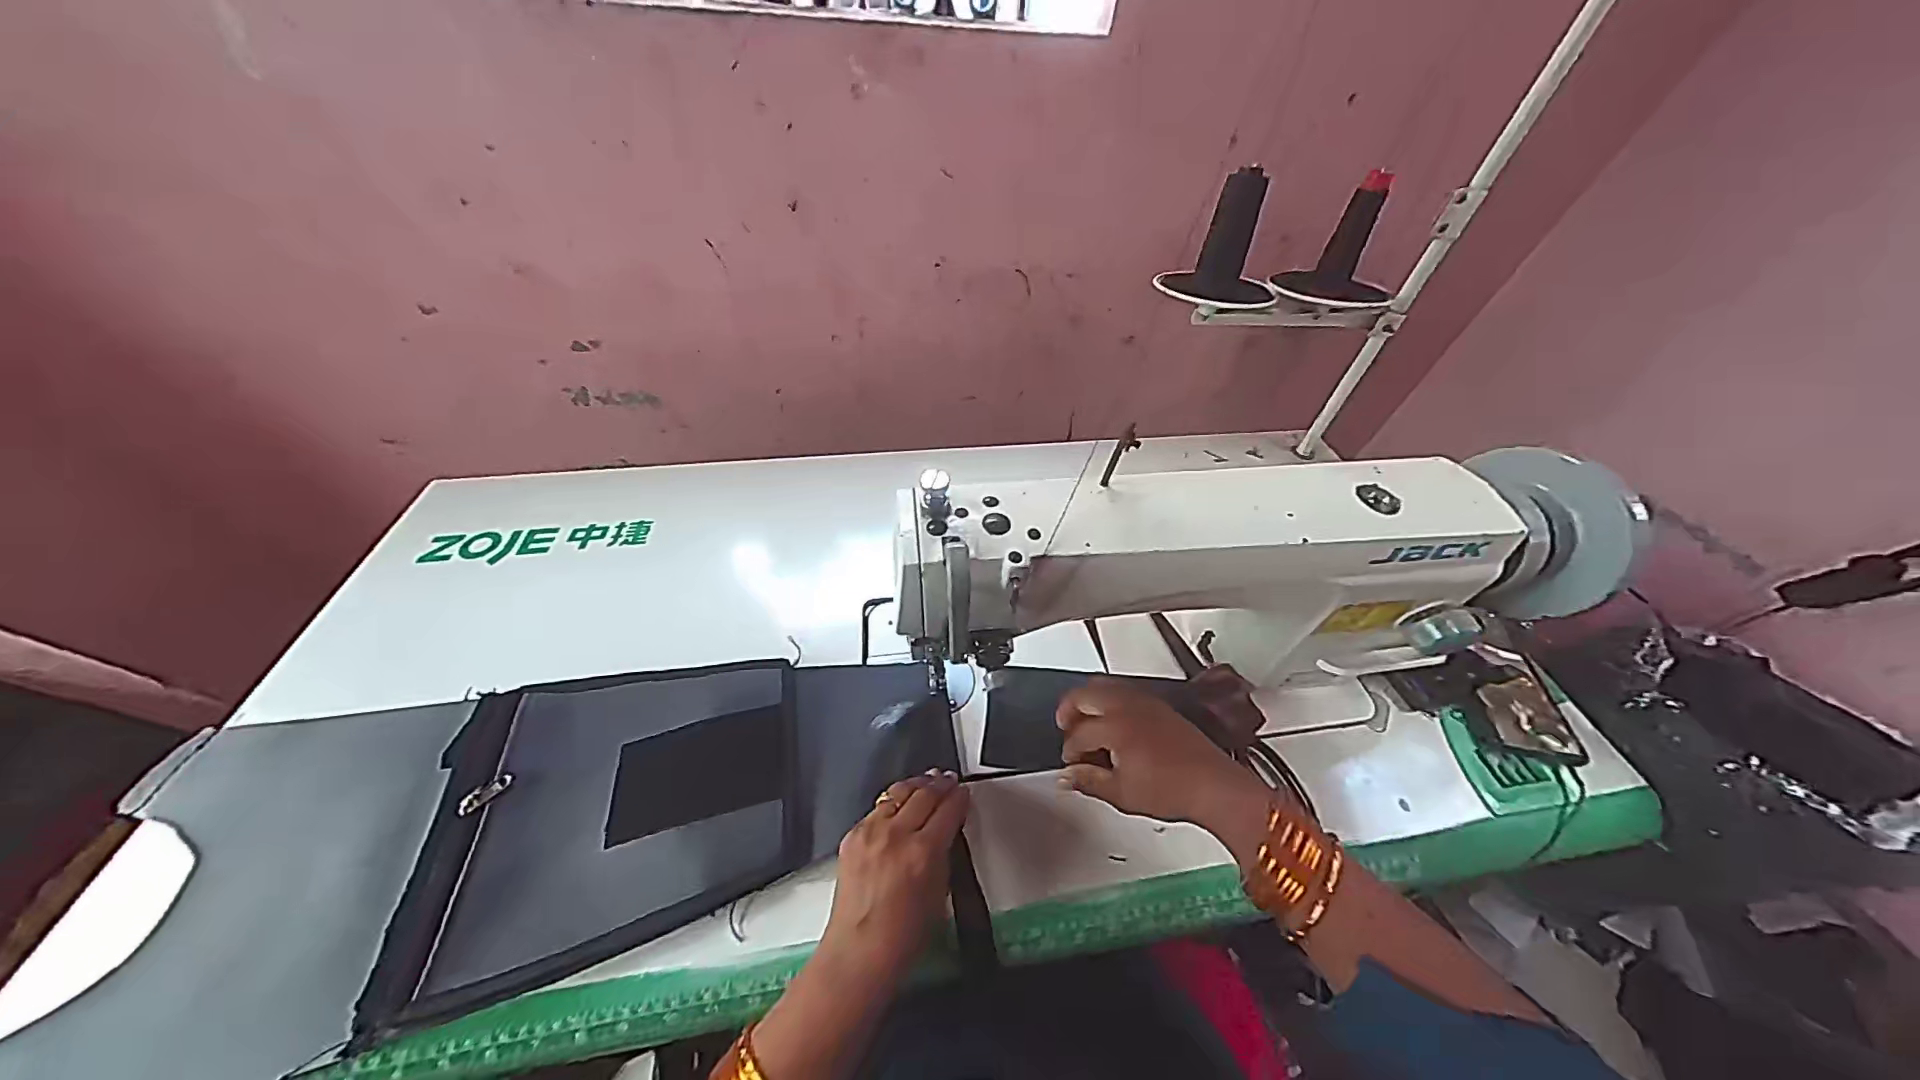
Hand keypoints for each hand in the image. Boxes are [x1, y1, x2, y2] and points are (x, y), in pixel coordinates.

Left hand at [816, 771, 969, 986]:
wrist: (860, 952)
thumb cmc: (902, 937)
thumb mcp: (940, 894)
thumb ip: (944, 855)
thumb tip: (945, 834)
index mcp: (923, 852)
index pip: (948, 809)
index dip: (959, 797)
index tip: (963, 793)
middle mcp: (895, 836)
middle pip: (924, 793)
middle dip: (940, 784)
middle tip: (948, 780)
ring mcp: (870, 833)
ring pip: (898, 792)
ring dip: (916, 785)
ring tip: (927, 781)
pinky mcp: (852, 837)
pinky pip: (877, 808)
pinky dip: (892, 802)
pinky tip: (899, 803)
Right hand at [1054, 678, 1273, 857]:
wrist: (1214, 786)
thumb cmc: (1175, 789)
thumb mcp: (1121, 793)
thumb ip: (1088, 781)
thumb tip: (1068, 777)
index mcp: (1115, 726)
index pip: (1079, 733)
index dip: (1069, 750)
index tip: (1071, 763)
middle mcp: (1128, 706)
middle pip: (1085, 695)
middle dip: (1070, 711)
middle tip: (1066, 728)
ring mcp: (1146, 703)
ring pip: (1105, 687)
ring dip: (1090, 702)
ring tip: (1087, 723)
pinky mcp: (1160, 706)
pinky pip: (1125, 692)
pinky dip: (1110, 702)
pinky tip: (1115, 724)